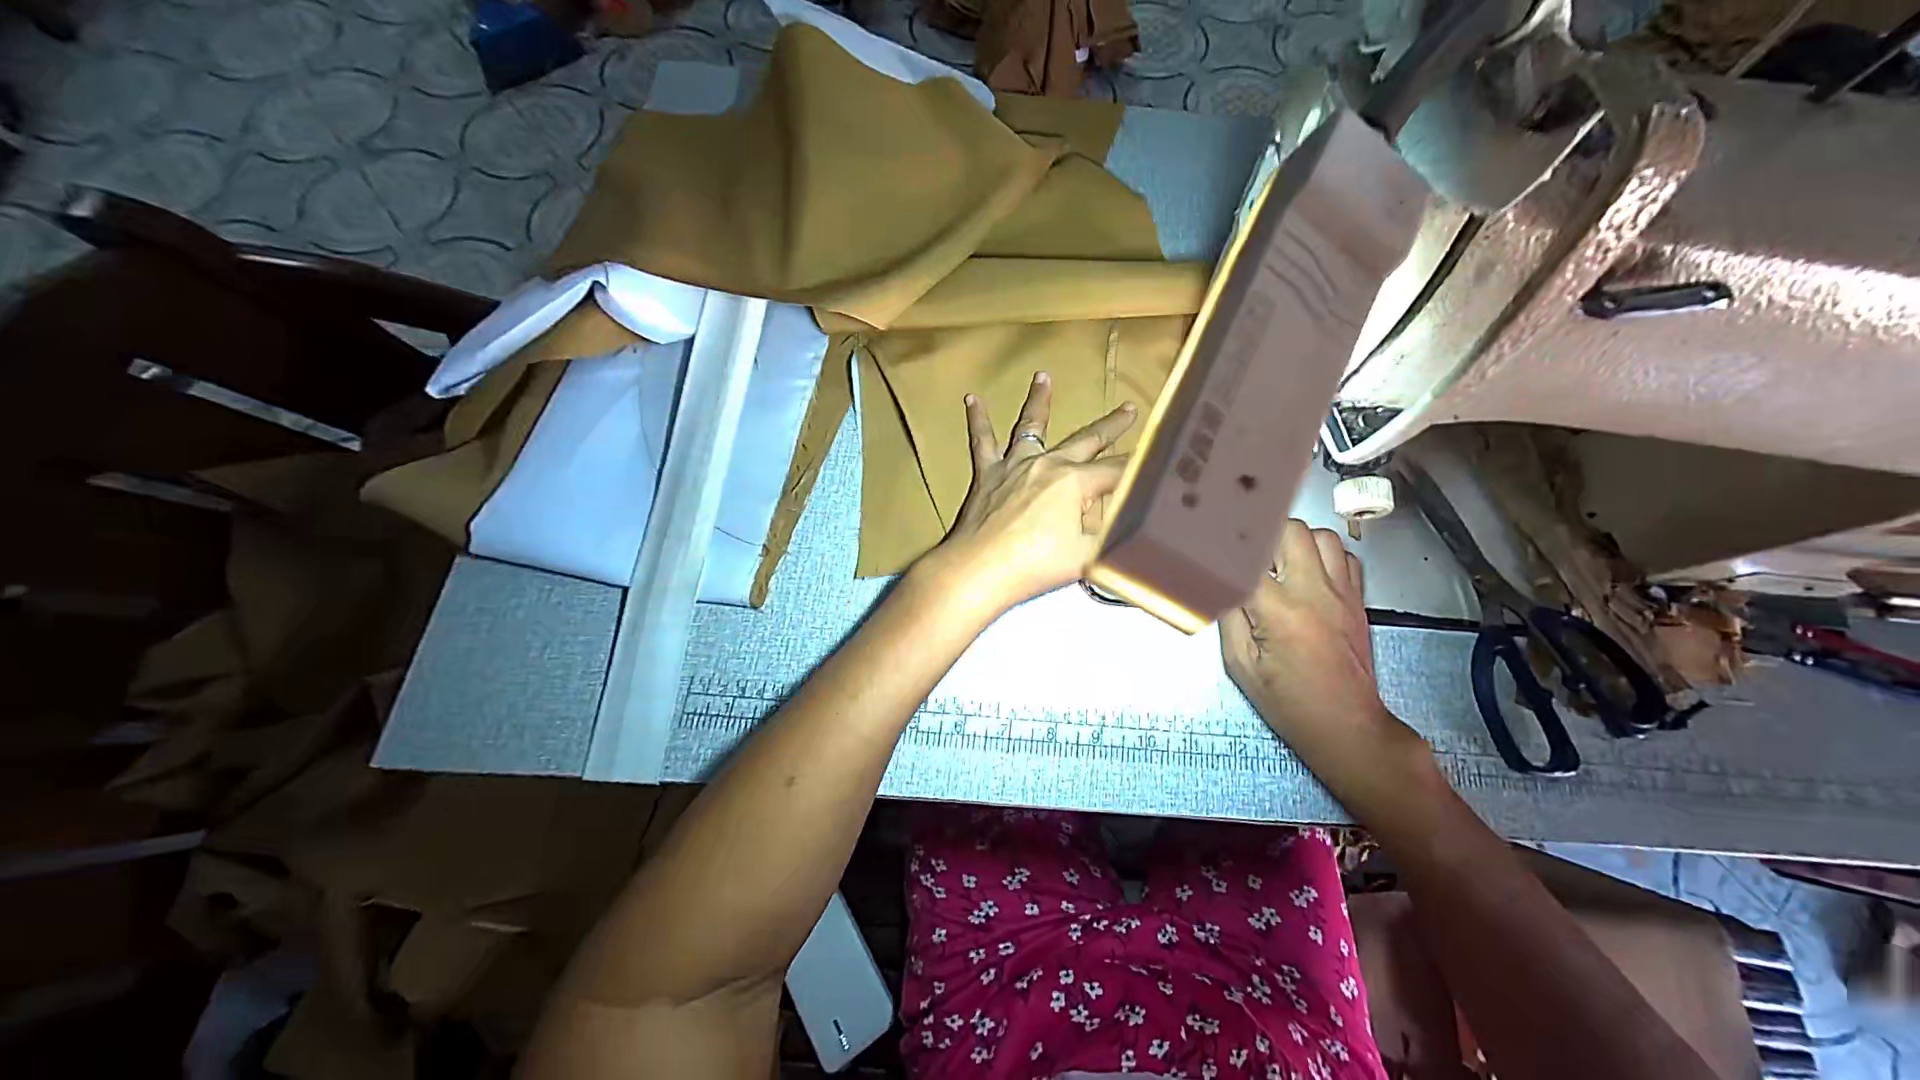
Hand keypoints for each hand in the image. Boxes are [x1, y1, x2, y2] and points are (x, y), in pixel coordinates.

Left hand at [920, 372, 1136, 616]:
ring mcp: (1015, 466)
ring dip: (1040, 401)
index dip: (1141, 469)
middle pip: (1087, 440)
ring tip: (1042, 377)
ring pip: (1032, 426)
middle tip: (1128, 408)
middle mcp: (1048, 464)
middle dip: (1112, 426)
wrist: (978, 570)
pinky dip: (978, 420)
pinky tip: (972, 399)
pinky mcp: (987, 475)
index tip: (1161, 462)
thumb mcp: (1089, 555)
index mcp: (1076, 482)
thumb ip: (1113, 536)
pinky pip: (982, 442)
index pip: (1118, 471)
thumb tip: (1134, 524)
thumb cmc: (1035, 567)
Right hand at [1222, 520, 1399, 757]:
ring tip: (1277, 561)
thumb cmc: (1290, 704)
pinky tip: (1307, 572)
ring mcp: (1342, 594)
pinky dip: (1323, 555)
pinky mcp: (1357, 600)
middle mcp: (1314, 593)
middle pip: (1287, 531)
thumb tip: (1220, 583)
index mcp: (1279, 612)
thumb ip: (1229, 617)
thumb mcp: (1242, 665)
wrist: (1348, 727)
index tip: (1207, 540)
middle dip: (1261, 536)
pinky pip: (1345, 557)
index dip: (1222, 547)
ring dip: (1294, 542)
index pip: (1245, 558)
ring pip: (1320, 536)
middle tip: (1245, 553)